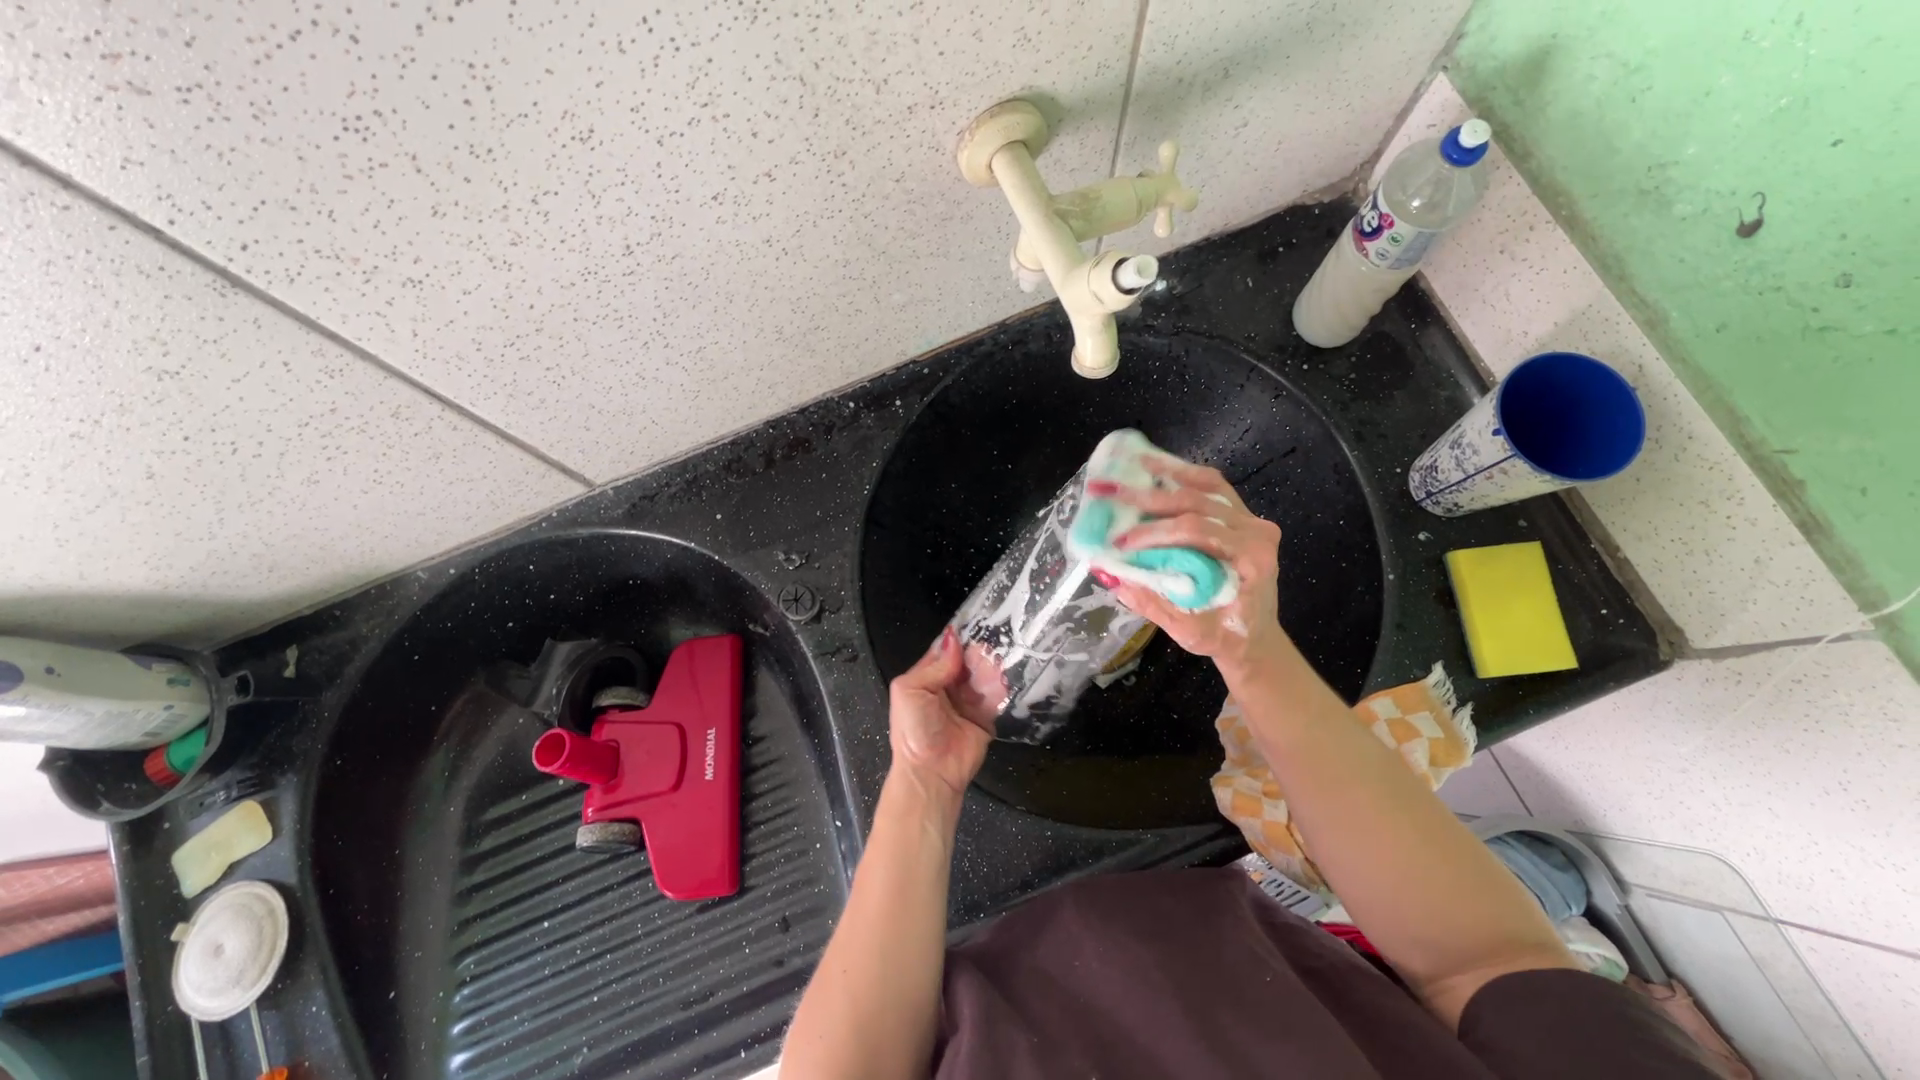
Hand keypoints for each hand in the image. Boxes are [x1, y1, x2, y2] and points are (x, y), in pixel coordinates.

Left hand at [888, 627, 993, 800]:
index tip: (977, 623)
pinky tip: (1005, 679)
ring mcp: (969, 702)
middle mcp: (949, 687)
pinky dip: (1001, 688)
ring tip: (1000, 660)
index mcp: (928, 678)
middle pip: (968, 662)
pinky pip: (996, 697)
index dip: (959, 639)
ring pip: (984, 677)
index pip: (946, 652)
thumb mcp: (911, 690)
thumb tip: (953, 638)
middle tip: (993, 643)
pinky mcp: (986, 718)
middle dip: (979, 653)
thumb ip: (935, 666)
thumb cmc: (913, 729)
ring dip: (992, 668)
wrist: (930, 772)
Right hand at [1092, 457, 1286, 681]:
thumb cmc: (1226, 637)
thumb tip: (1116, 581)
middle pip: (1198, 502)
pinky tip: (1155, 467)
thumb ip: (1156, 607)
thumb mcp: (1191, 632)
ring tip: (1131, 464)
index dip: (1156, 532)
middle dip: (1149, 499)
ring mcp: (1250, 519)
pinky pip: (1212, 487)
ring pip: (1206, 486)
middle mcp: (1256, 531)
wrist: (1255, 637)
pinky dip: (1182, 475)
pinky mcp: (1239, 515)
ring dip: (1166, 475)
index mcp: (1251, 557)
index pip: (1198, 531)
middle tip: (1110, 493)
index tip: (1120, 542)